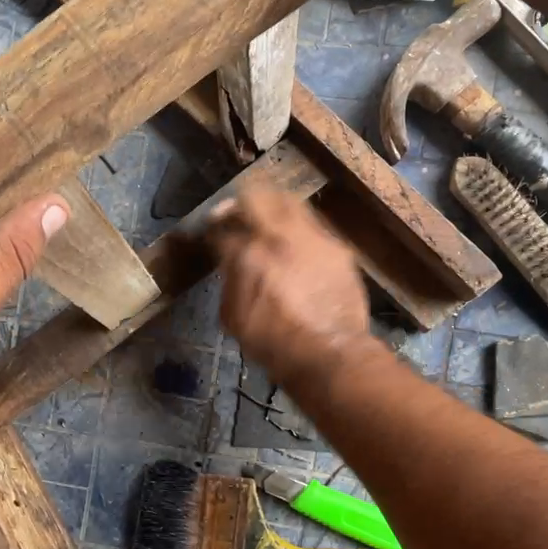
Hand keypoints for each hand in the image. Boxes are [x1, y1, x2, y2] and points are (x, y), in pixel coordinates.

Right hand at [207, 185, 373, 389]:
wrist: (329, 353)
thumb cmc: (274, 343)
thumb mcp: (234, 318)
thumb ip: (229, 283)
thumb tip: (230, 267)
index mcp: (247, 256)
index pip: (222, 229)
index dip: (212, 230)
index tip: (210, 233)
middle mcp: (279, 237)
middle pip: (255, 196)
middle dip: (239, 202)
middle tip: (233, 213)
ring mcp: (312, 238)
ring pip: (288, 202)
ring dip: (272, 206)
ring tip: (266, 221)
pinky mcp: (337, 247)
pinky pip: (313, 225)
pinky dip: (298, 228)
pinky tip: (295, 245)